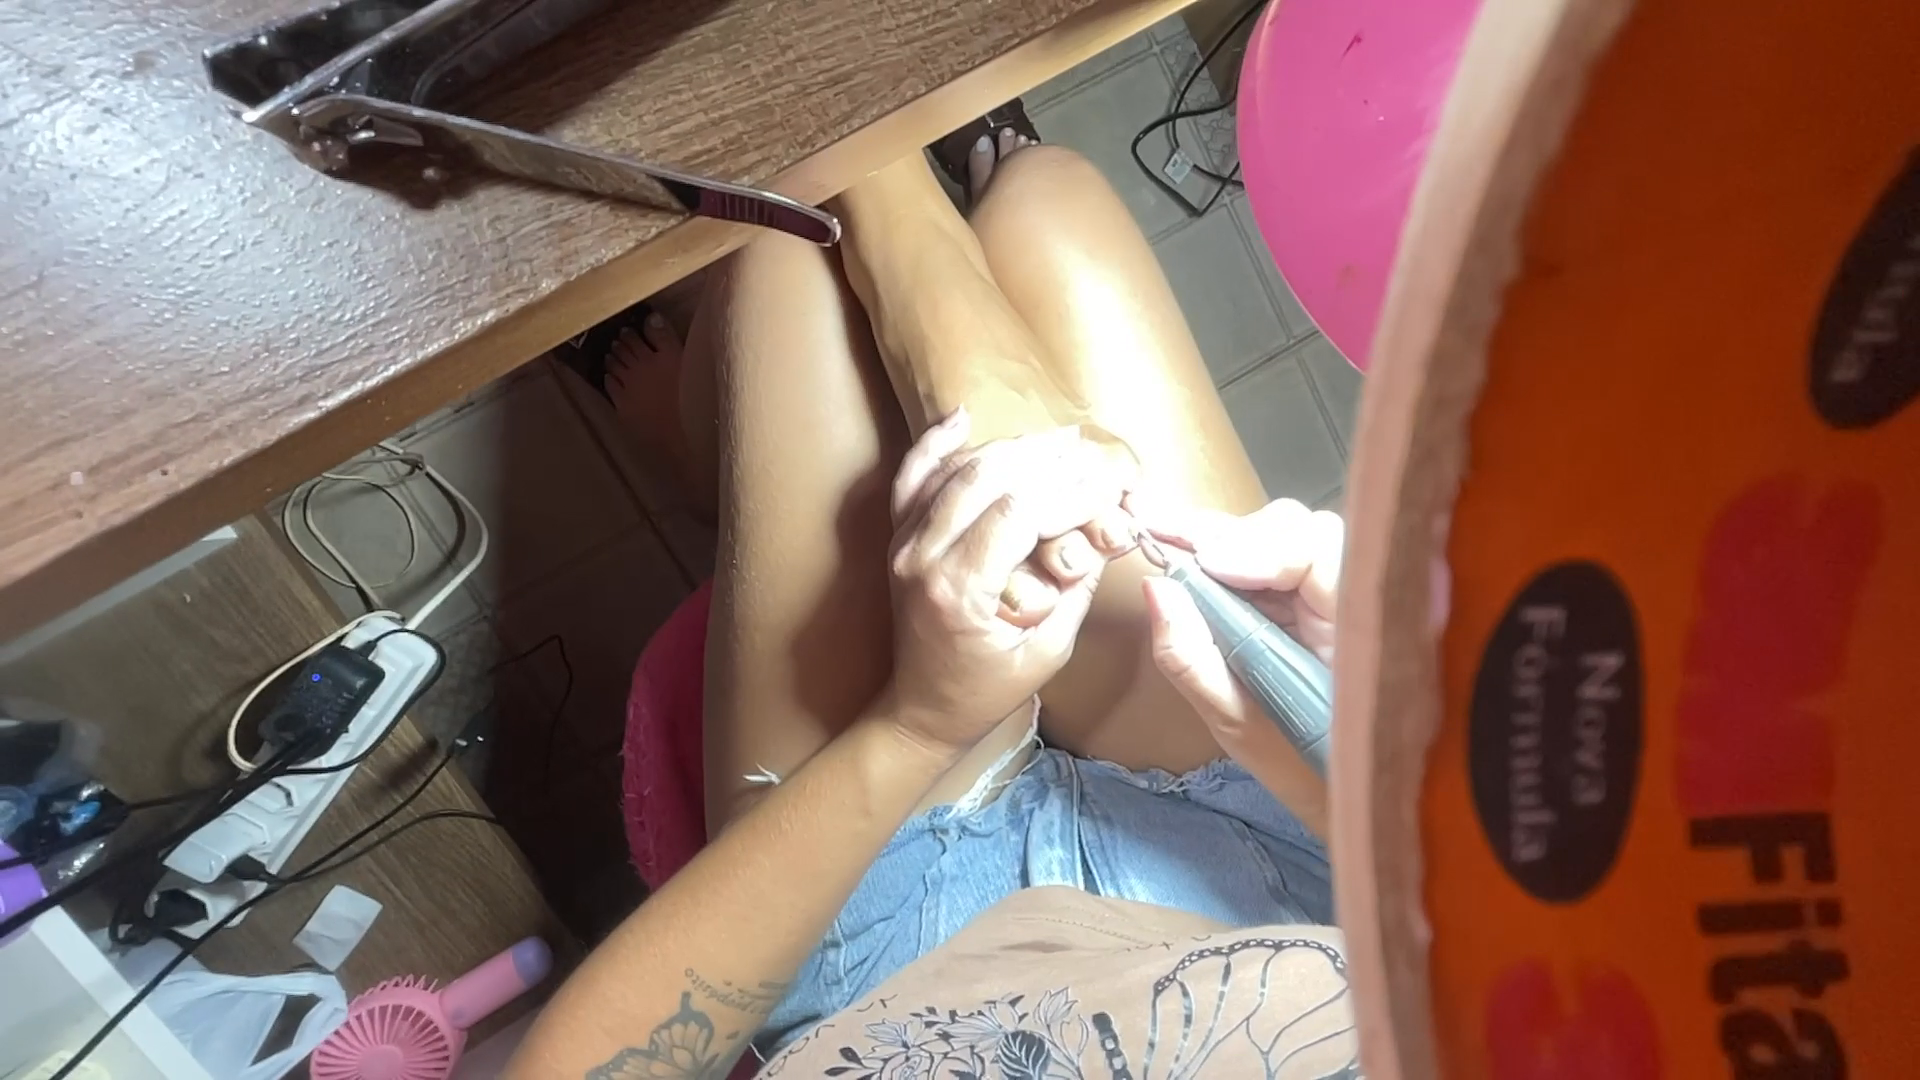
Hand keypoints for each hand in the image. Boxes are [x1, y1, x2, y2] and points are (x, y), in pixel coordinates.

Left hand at [883, 408, 1133, 753]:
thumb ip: (1076, 585)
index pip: (1020, 511)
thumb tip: (1107, 526)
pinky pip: (912, 478)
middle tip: (1093, 452)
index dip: (1071, 490)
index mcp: (959, 590)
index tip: (1111, 481)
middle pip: (988, 477)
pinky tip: (964, 417)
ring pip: (956, 469)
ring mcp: (904, 541)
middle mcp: (922, 555)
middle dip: (1048, 459)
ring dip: (1011, 447)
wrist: (923, 707)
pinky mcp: (898, 536)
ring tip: (1059, 441)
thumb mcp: (1047, 649)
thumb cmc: (988, 688)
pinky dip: (937, 444)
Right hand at [1134, 495, 1341, 757]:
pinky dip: (1229, 552)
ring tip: (1178, 552)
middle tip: (1169, 541)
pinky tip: (1194, 559)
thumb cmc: (1304, 771)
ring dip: (1226, 540)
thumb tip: (1154, 587)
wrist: (1349, 791)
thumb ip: (1192, 658)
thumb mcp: (1236, 723)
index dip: (1260, 550)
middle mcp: (1357, 596)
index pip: (1319, 553)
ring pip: (1285, 534)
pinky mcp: (1315, 592)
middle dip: (1232, 535)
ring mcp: (1338, 590)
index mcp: (1360, 629)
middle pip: (1299, 530)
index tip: (1208, 564)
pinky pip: (1274, 554)